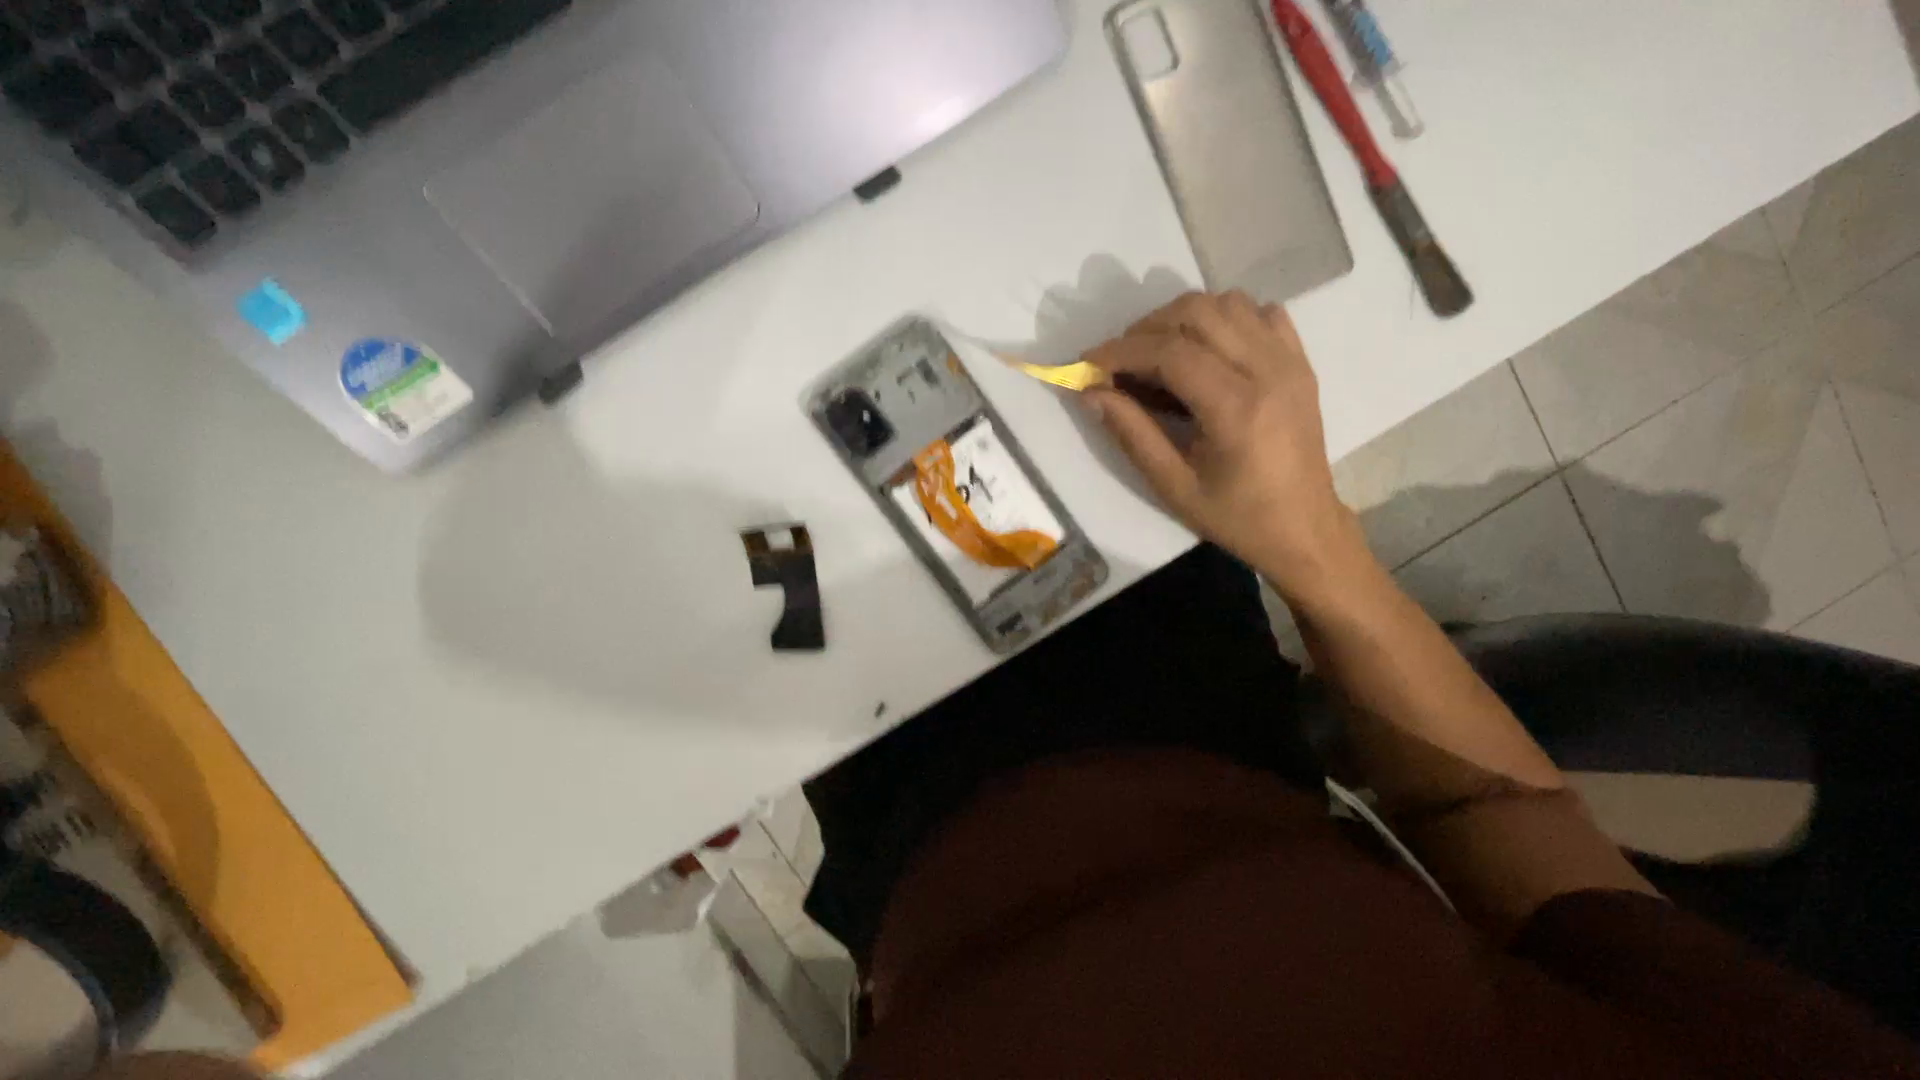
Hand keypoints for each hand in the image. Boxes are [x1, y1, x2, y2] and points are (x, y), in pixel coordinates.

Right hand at [1084, 291, 1369, 596]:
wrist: (1304, 528)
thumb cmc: (1236, 516)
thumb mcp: (1173, 485)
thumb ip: (1131, 433)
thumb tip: (1090, 393)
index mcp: (1237, 408)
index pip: (1171, 351)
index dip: (1122, 350)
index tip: (1089, 363)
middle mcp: (1268, 371)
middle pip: (1198, 312)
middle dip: (1147, 328)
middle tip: (1122, 361)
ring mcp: (1289, 361)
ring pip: (1228, 303)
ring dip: (1184, 318)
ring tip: (1160, 354)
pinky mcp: (1300, 361)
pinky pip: (1260, 313)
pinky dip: (1226, 318)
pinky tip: (1207, 350)